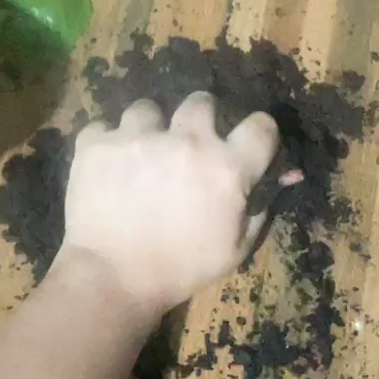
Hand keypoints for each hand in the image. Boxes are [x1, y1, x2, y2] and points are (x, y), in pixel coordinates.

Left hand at [54, 93, 278, 315]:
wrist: (113, 278)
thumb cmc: (182, 270)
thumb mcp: (235, 249)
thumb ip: (259, 208)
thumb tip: (281, 179)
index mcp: (226, 167)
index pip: (261, 125)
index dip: (258, 132)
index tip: (248, 143)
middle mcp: (185, 140)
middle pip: (201, 101)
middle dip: (199, 117)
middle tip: (189, 142)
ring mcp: (138, 137)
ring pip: (147, 108)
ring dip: (148, 127)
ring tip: (140, 152)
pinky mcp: (97, 143)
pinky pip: (103, 127)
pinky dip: (107, 144)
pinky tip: (107, 165)